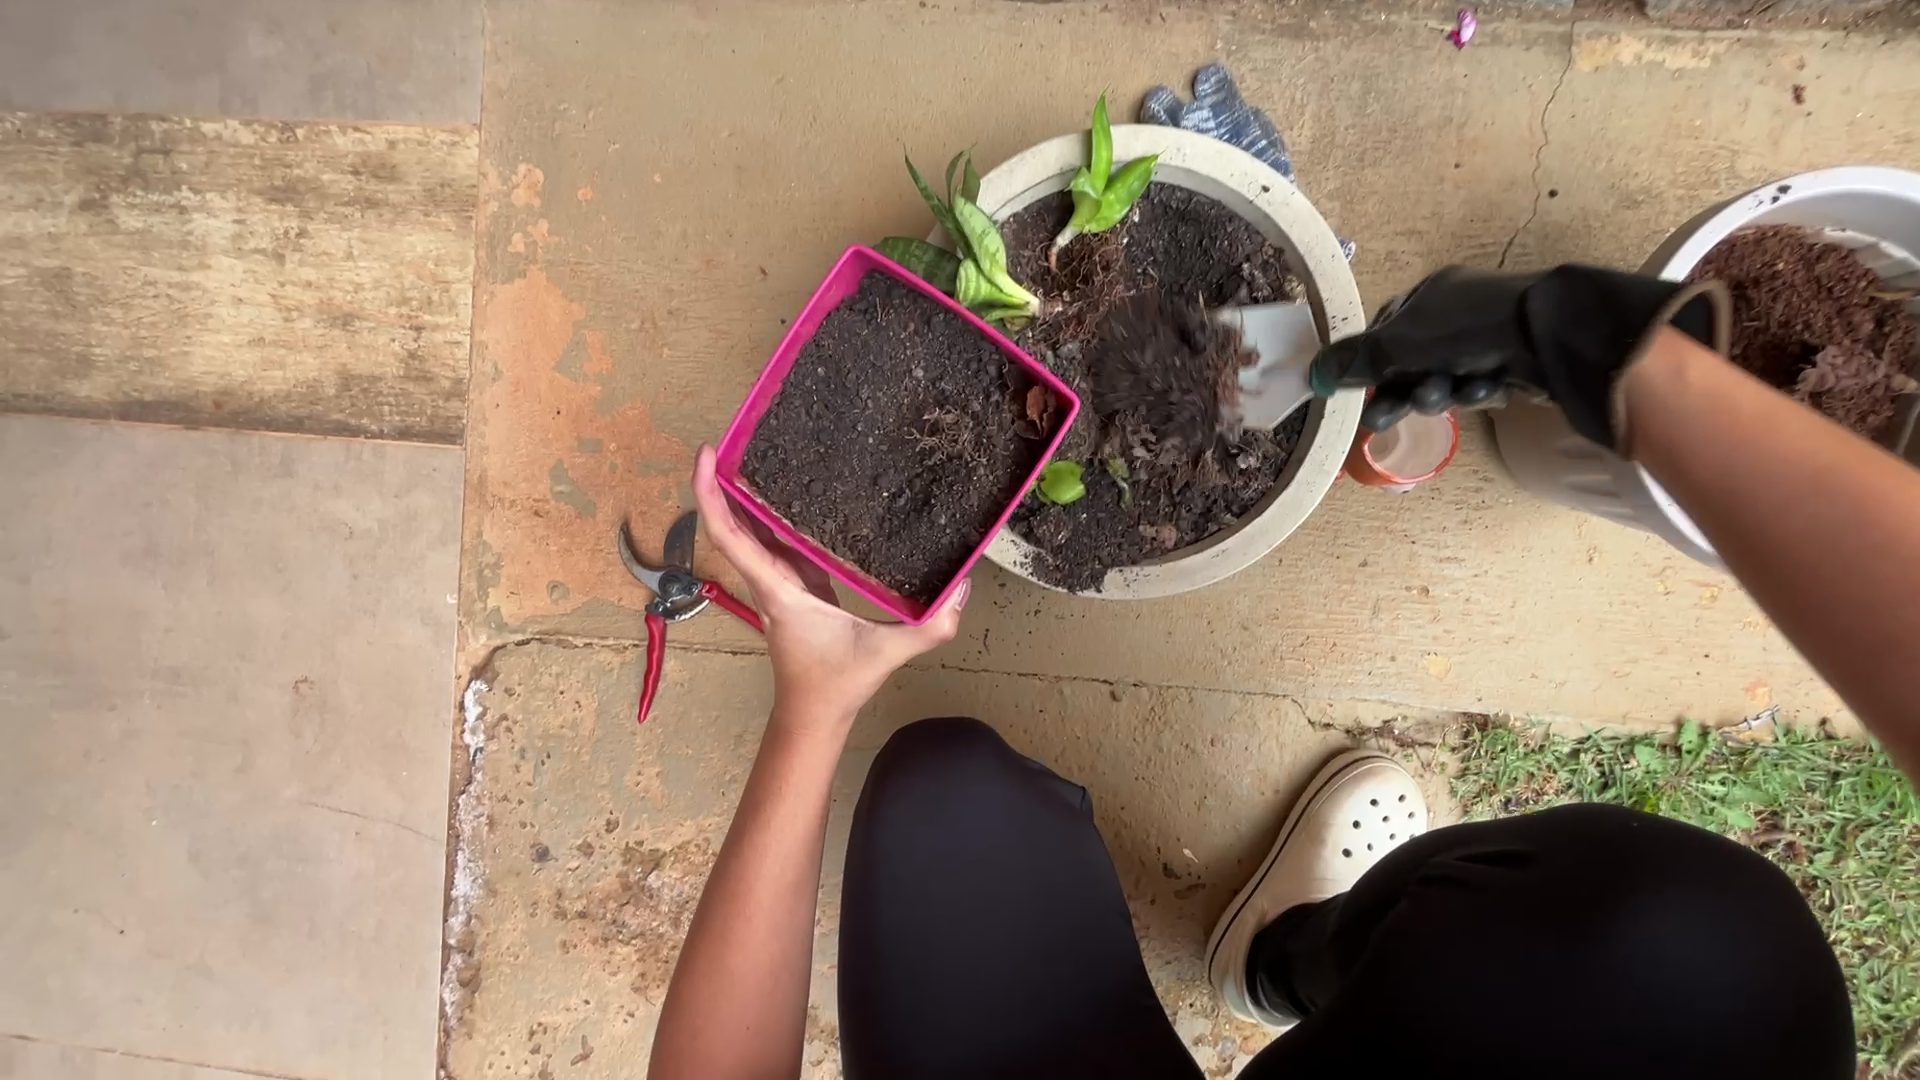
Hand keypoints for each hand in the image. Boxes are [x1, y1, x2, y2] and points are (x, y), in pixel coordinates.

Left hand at [691, 446, 967, 733]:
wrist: (814, 714)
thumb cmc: (837, 684)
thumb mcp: (886, 653)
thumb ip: (928, 627)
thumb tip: (963, 588)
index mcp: (779, 589)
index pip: (730, 535)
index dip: (709, 493)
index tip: (706, 454)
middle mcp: (770, 581)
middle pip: (732, 525)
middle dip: (722, 480)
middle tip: (734, 434)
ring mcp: (778, 584)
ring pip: (750, 533)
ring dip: (742, 496)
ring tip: (755, 451)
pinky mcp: (794, 587)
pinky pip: (774, 544)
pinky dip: (770, 516)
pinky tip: (790, 493)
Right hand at [1310, 265, 1728, 449]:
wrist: (1551, 333)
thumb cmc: (1463, 329)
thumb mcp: (1395, 345)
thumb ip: (1353, 361)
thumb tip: (1312, 372)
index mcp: (1427, 296)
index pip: (1384, 335)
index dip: (1370, 368)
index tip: (1362, 395)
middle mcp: (1455, 312)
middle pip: (1409, 364)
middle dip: (1402, 392)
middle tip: (1387, 418)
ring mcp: (1487, 335)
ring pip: (1442, 378)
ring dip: (1437, 394)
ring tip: (1447, 395)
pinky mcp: (1514, 359)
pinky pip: (1477, 383)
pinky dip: (1474, 391)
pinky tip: (1486, 388)